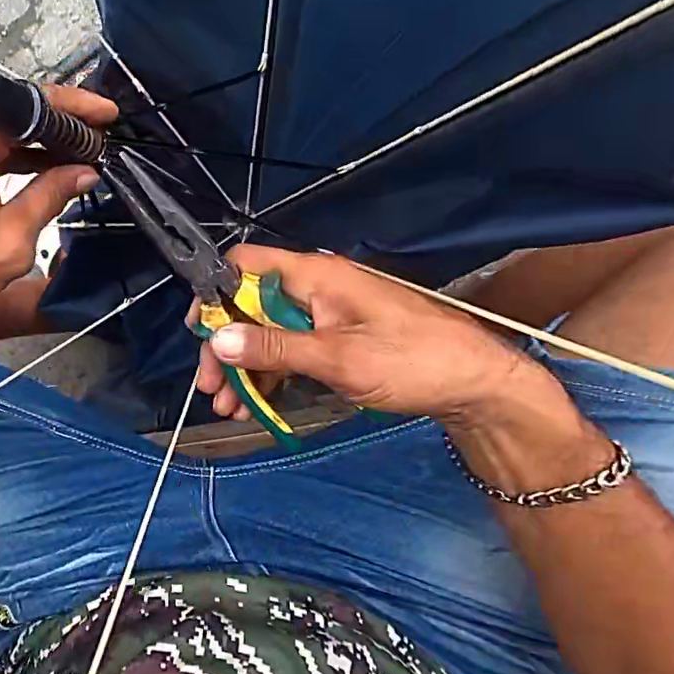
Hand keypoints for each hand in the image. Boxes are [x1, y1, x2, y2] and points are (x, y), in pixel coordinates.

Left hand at [0, 86, 116, 368]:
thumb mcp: (10, 240)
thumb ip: (51, 196)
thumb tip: (83, 173)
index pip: (25, 107)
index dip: (72, 109)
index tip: (101, 115)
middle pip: (12, 115)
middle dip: (58, 129)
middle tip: (96, 143)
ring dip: (37, 145)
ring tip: (77, 158)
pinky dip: (13, 157)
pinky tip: (44, 168)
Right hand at [196, 245, 565, 427]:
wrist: (474, 384)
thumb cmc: (412, 361)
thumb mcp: (338, 358)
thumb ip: (274, 348)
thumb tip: (217, 339)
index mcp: (314, 276)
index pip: (245, 267)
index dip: (215, 295)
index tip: (199, 333)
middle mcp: (314, 289)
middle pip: (249, 307)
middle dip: (225, 346)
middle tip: (211, 386)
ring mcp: (324, 315)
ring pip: (266, 334)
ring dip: (244, 368)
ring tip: (229, 406)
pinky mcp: (334, 338)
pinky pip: (288, 351)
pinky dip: (270, 375)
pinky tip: (256, 404)